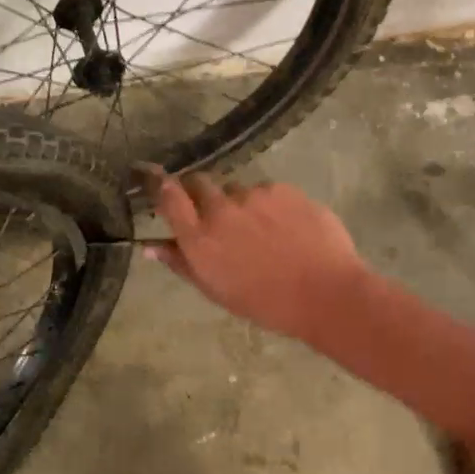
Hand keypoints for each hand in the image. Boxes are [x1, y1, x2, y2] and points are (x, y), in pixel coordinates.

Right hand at [144, 169, 366, 340]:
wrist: (326, 294)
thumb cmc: (265, 303)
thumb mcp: (215, 289)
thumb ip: (181, 262)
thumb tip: (150, 247)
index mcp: (199, 238)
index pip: (167, 196)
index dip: (155, 180)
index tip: (148, 171)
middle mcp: (220, 210)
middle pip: (198, 183)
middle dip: (199, 192)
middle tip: (214, 213)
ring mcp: (253, 196)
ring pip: (236, 189)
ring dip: (239, 203)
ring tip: (261, 230)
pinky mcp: (283, 189)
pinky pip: (267, 191)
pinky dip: (269, 205)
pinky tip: (286, 228)